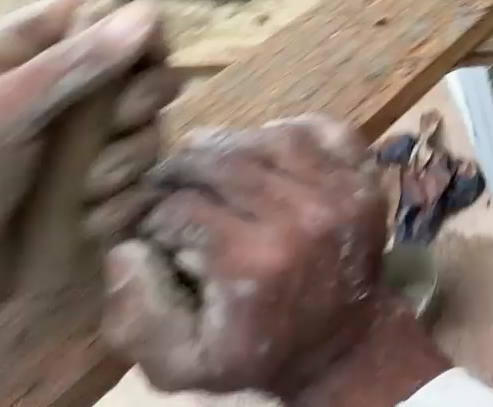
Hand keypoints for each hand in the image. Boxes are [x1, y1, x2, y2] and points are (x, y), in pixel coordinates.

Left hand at [0, 0, 174, 389]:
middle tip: (122, 124)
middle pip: (128, 68)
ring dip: (131, 153)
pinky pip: (134, 177)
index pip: (80, 15)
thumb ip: (65, 68)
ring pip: (140, 124)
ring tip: (92, 188)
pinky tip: (92, 217)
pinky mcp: (76, 193)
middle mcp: (34, 98)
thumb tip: (146, 14)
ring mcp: (57, 148)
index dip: (123, 28)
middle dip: (139, 97)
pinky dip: (124, 196)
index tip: (146, 58)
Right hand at [101, 117, 449, 405]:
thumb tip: (124, 248)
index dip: (151, 209)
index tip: (141, 217)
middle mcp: (301, 215)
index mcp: (252, 260)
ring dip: (234, 140)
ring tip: (205, 153)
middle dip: (183, 165)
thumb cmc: (257, 353)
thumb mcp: (180, 364)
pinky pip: (332, 132)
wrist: (344, 342)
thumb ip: (137, 315)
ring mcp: (341, 192)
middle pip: (229, 163)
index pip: (184, 208)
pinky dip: (297, 127)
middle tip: (163, 174)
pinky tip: (267, 140)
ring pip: (277, 139)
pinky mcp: (367, 180)